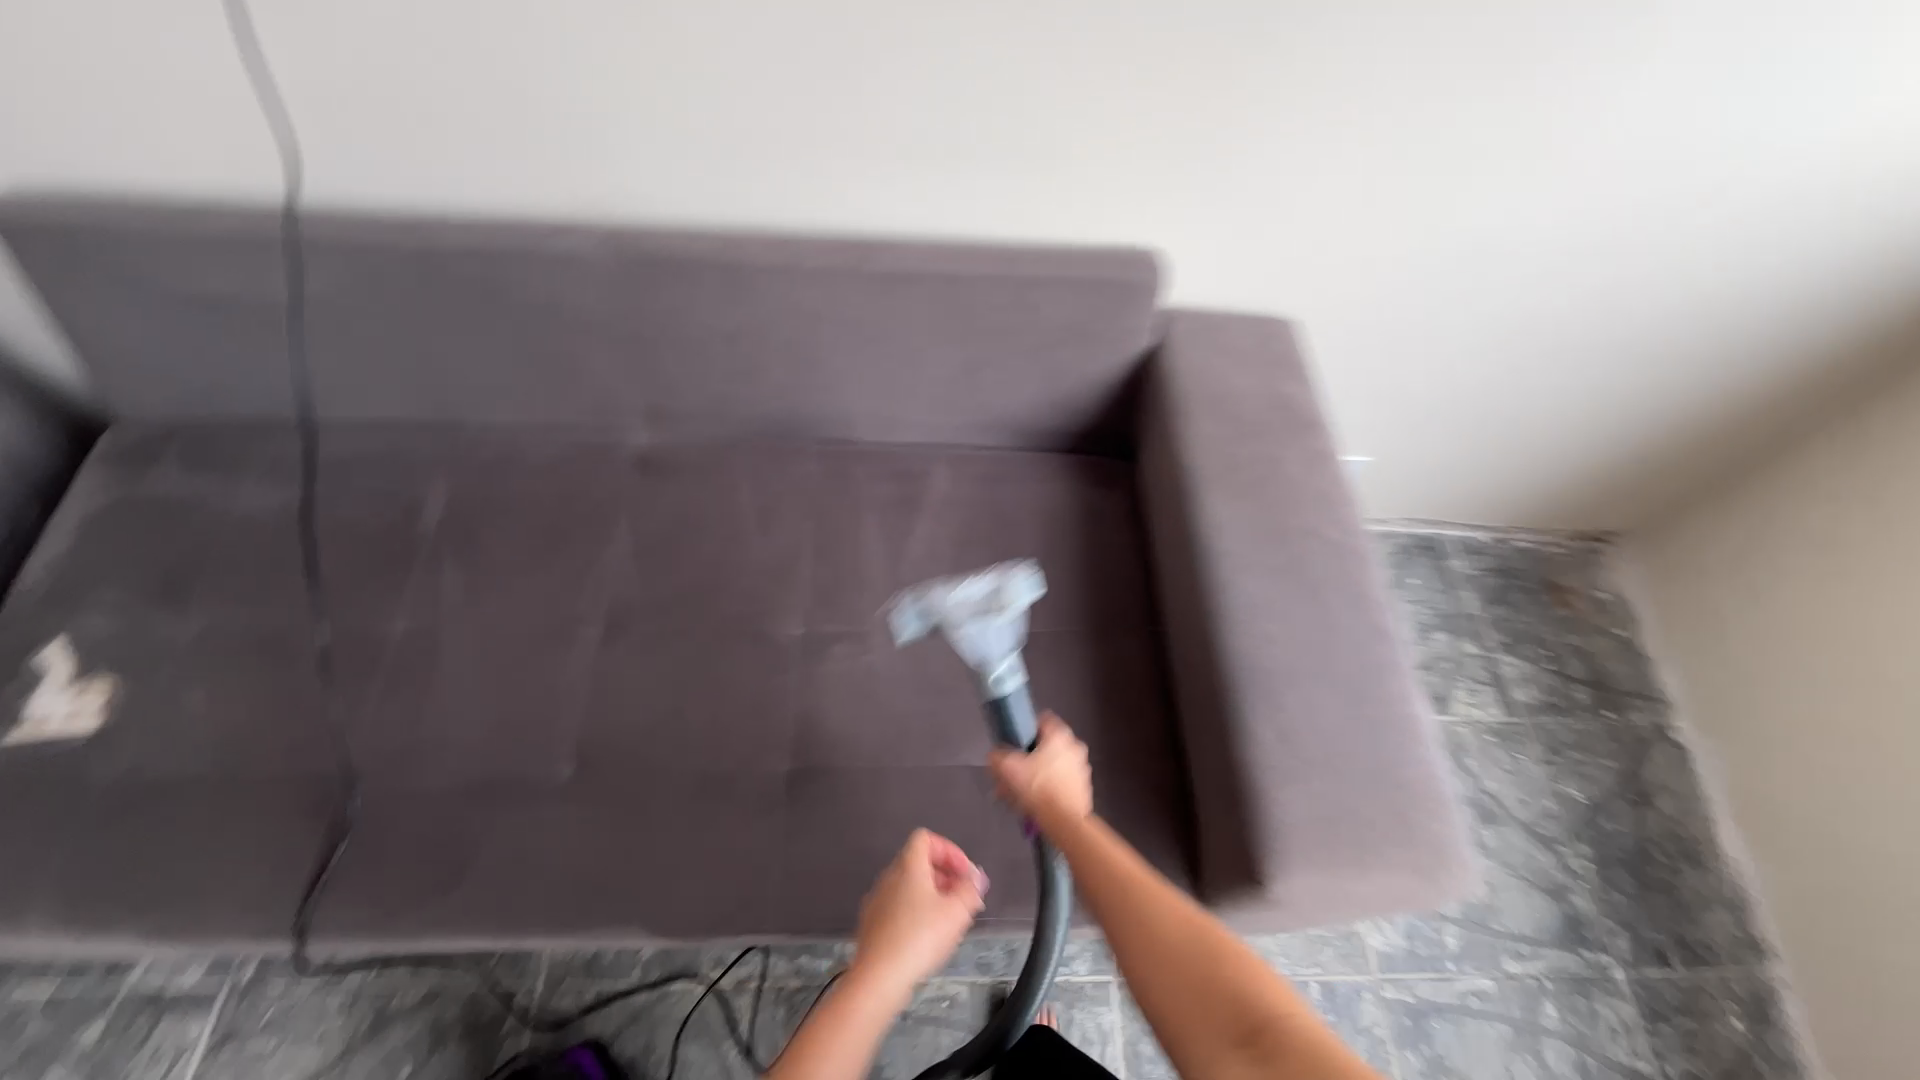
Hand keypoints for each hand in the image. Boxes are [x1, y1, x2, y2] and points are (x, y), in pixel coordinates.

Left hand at [851, 829, 987, 997]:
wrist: (878, 977)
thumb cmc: (920, 937)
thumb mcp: (956, 912)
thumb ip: (970, 890)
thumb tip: (975, 877)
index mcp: (908, 866)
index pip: (925, 838)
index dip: (949, 850)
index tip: (964, 874)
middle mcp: (888, 877)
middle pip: (918, 862)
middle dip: (945, 876)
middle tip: (963, 899)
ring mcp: (876, 900)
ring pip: (908, 886)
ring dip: (931, 895)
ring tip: (948, 921)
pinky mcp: (871, 923)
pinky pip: (897, 906)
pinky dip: (915, 912)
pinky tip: (926, 938)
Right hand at [988, 712, 1092, 830]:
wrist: (1064, 821)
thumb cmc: (1037, 787)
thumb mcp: (1007, 768)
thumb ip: (997, 757)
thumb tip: (994, 756)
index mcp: (1060, 735)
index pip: (1041, 720)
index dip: (1025, 729)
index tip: (1014, 741)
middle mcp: (1075, 747)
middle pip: (1045, 748)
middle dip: (1026, 760)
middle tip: (1011, 773)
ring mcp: (1082, 769)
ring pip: (1051, 767)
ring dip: (1034, 777)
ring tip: (1016, 793)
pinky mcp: (1083, 789)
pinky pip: (1059, 783)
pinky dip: (1046, 790)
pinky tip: (1030, 803)